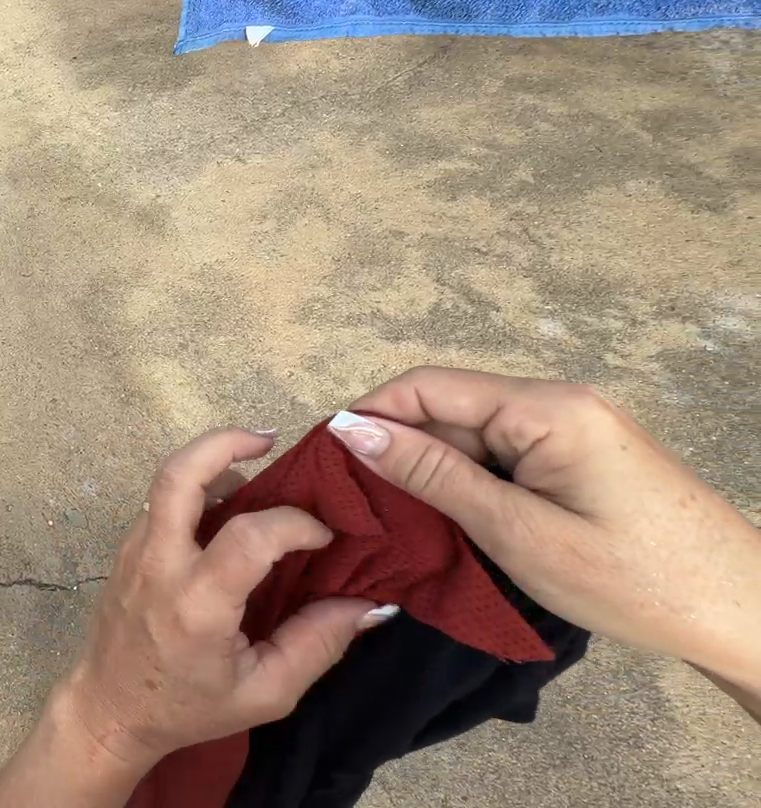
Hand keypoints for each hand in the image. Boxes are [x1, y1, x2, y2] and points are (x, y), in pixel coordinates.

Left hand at [60, 428, 380, 764]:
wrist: (110, 701)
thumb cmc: (188, 704)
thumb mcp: (266, 692)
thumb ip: (317, 644)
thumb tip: (370, 603)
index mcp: (196, 604)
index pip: (247, 536)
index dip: (294, 523)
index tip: (325, 534)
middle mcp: (158, 563)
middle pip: (176, 476)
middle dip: (221, 444)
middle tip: (268, 438)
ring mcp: (135, 548)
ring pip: (165, 483)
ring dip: (208, 463)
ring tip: (256, 471)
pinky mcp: (127, 546)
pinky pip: (161, 502)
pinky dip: (193, 487)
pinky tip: (227, 502)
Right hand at [331, 367, 760, 701]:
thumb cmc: (639, 582)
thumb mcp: (516, 530)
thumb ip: (428, 472)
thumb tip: (346, 427)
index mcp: (546, 408)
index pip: (424, 386)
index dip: (369, 414)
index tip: (330, 459)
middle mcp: (555, 402)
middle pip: (443, 406)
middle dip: (396, 444)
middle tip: (358, 496)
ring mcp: (568, 427)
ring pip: (464, 430)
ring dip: (426, 464)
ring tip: (397, 509)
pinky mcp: (573, 453)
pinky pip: (493, 449)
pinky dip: (460, 476)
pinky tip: (447, 510)